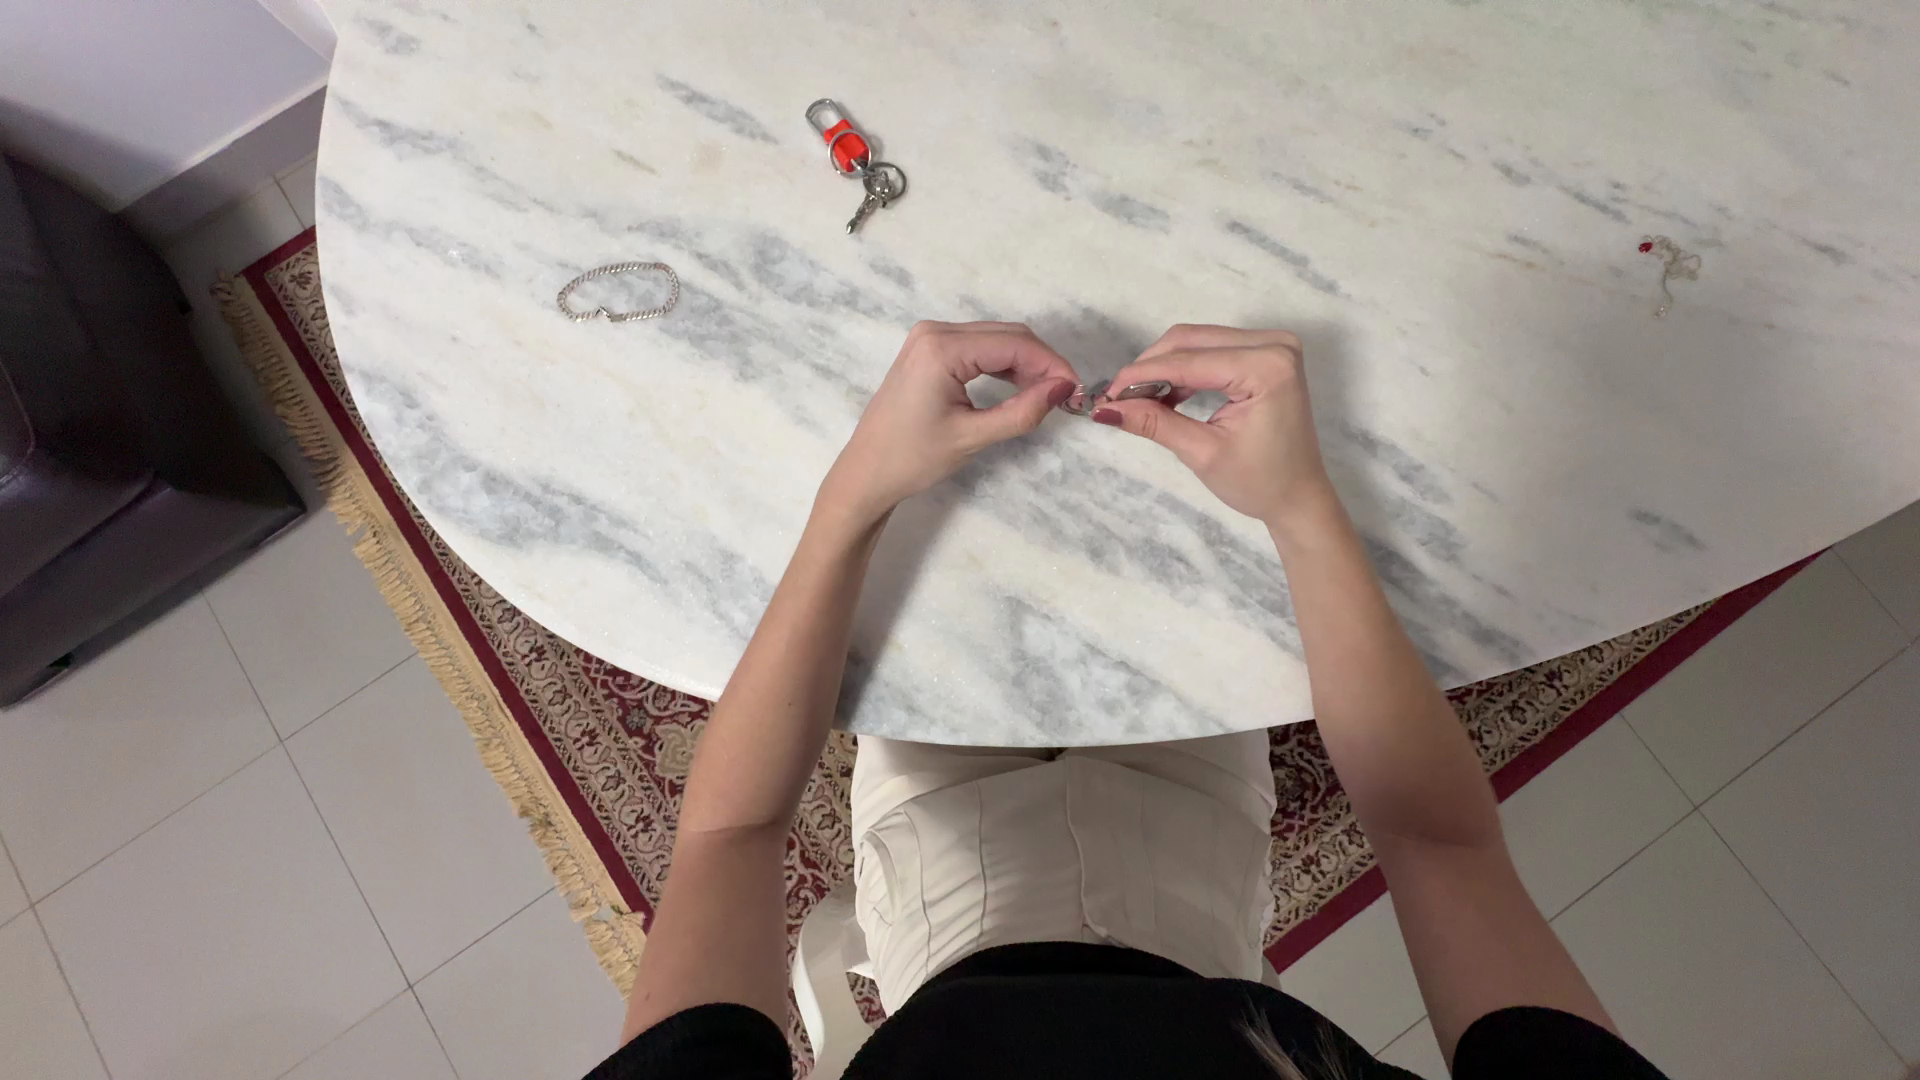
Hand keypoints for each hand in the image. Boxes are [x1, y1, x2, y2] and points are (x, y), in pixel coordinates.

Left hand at [822, 321, 1077, 521]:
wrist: (866, 472)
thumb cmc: (912, 459)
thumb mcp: (971, 438)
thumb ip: (1021, 412)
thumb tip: (1064, 390)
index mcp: (941, 348)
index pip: (1013, 344)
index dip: (1051, 364)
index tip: (1076, 391)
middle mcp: (935, 331)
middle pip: (1007, 335)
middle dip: (1041, 362)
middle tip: (1066, 396)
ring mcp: (929, 338)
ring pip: (995, 340)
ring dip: (1025, 363)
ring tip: (1047, 396)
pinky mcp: (928, 350)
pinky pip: (978, 349)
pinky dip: (1003, 365)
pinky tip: (1021, 387)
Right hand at [1094, 325, 1334, 527]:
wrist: (1298, 497)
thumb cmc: (1258, 482)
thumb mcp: (1202, 453)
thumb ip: (1154, 423)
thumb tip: (1106, 409)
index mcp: (1266, 366)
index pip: (1188, 361)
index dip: (1141, 375)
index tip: (1106, 395)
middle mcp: (1273, 344)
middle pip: (1190, 340)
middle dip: (1149, 367)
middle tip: (1118, 399)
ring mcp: (1272, 346)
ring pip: (1198, 341)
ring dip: (1163, 366)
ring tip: (1138, 400)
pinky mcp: (1266, 355)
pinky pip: (1212, 350)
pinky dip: (1184, 369)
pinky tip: (1166, 394)